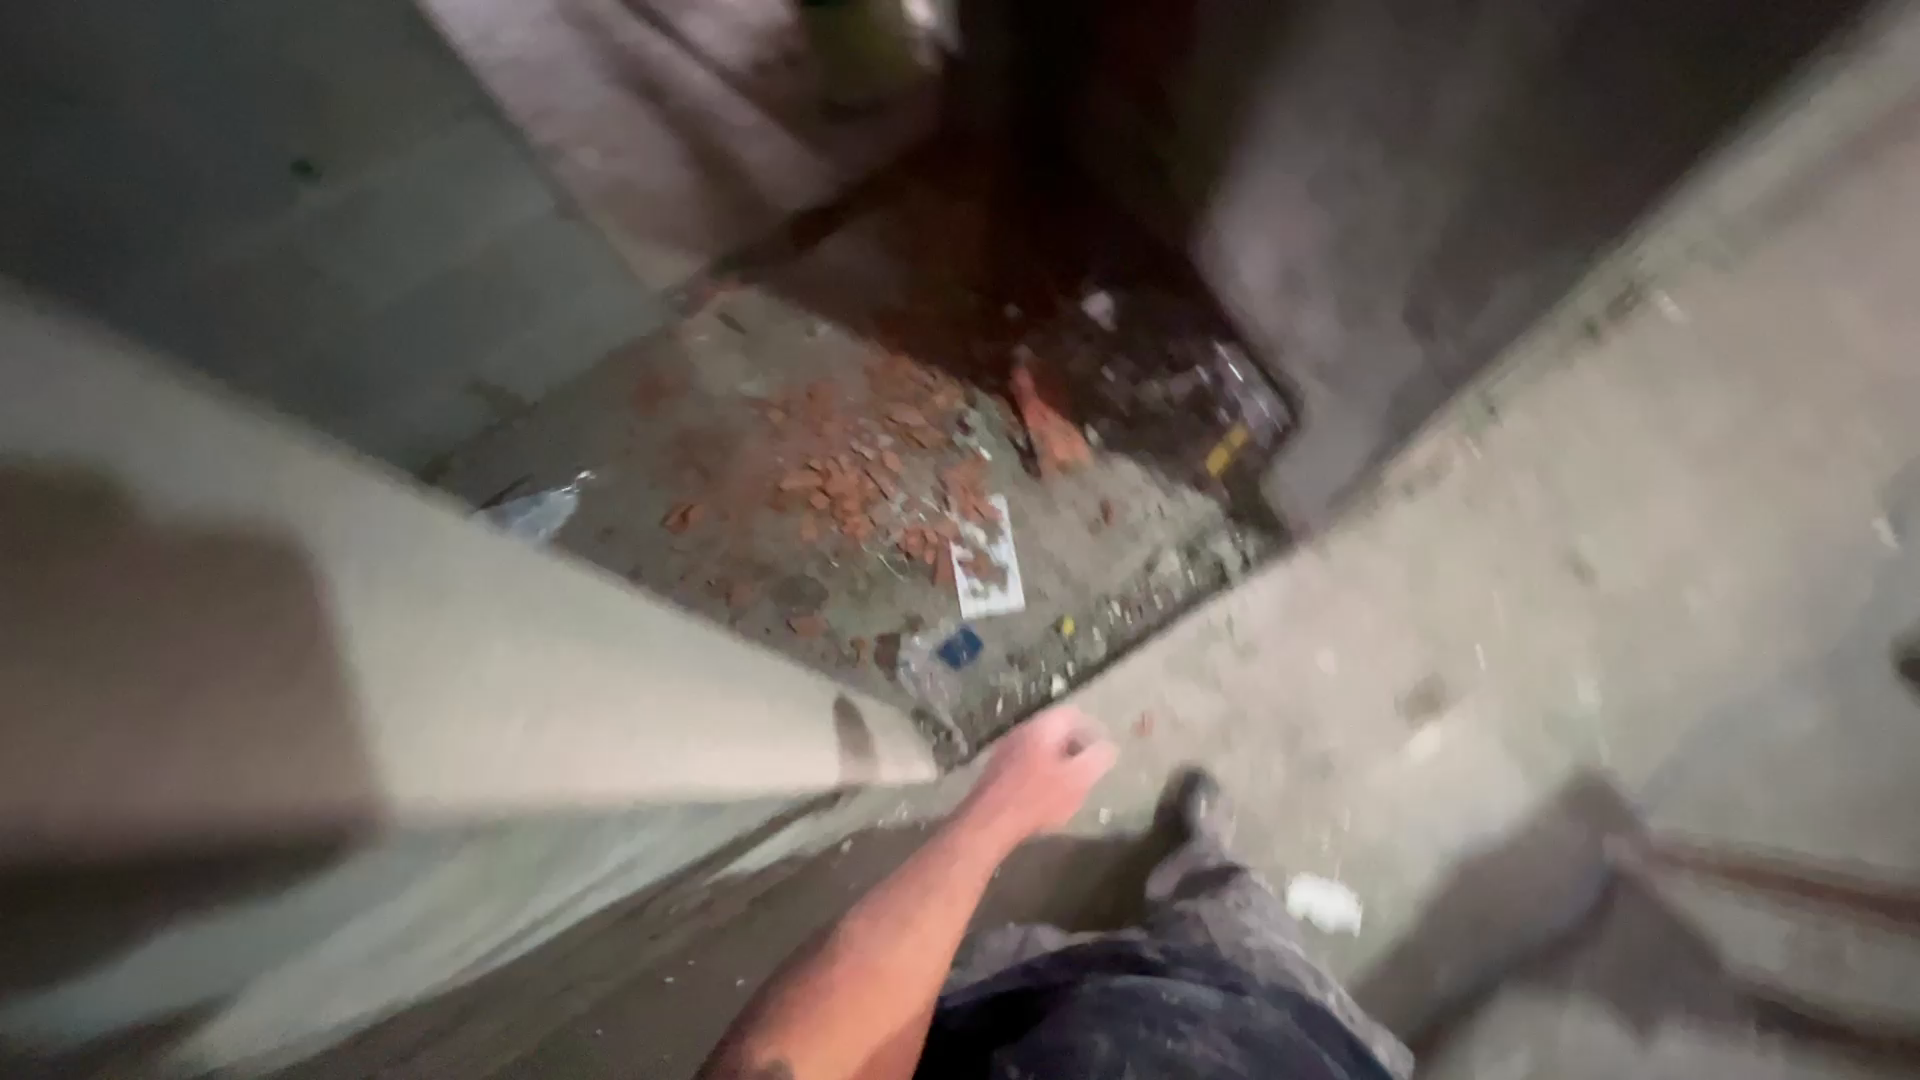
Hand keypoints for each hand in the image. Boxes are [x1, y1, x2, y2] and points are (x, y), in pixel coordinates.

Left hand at [957, 706, 1116, 847]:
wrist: (989, 820)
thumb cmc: (1037, 798)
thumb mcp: (1077, 780)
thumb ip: (1097, 760)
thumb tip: (1109, 747)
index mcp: (1042, 727)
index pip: (1072, 713)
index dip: (1092, 728)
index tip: (1103, 747)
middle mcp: (1022, 730)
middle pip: (1055, 728)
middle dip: (1075, 744)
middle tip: (1089, 765)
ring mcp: (1006, 748)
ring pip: (1039, 745)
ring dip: (1057, 758)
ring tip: (1070, 781)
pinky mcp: (996, 769)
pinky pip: (1026, 759)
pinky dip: (1041, 769)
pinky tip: (1045, 792)